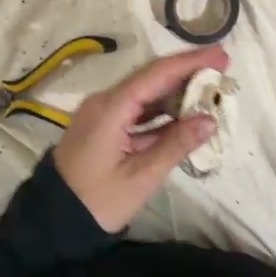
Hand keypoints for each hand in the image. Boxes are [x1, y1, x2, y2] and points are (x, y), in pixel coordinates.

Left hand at [52, 47, 227, 232]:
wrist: (54, 221)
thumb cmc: (97, 201)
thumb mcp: (141, 177)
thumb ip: (175, 145)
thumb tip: (210, 120)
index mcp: (110, 109)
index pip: (155, 75)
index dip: (190, 63)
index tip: (221, 55)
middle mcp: (104, 102)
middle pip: (150, 78)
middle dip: (186, 73)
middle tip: (221, 70)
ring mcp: (102, 114)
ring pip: (144, 94)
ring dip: (176, 92)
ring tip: (210, 91)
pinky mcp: (103, 128)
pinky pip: (136, 110)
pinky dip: (161, 111)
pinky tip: (185, 115)